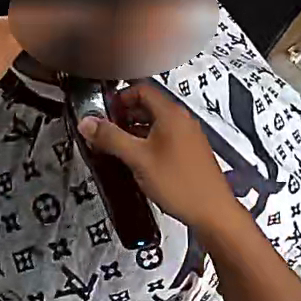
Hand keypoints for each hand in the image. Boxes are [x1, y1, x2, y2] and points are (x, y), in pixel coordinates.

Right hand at [77, 84, 246, 232]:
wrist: (211, 211)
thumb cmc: (183, 184)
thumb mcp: (138, 159)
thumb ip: (111, 138)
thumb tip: (89, 123)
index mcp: (172, 114)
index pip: (142, 89)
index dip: (119, 97)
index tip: (104, 109)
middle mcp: (183, 121)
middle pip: (148, 105)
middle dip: (124, 114)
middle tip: (106, 128)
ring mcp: (188, 137)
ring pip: (156, 124)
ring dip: (135, 130)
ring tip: (117, 145)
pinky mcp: (190, 153)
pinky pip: (165, 139)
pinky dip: (148, 143)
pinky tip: (138, 160)